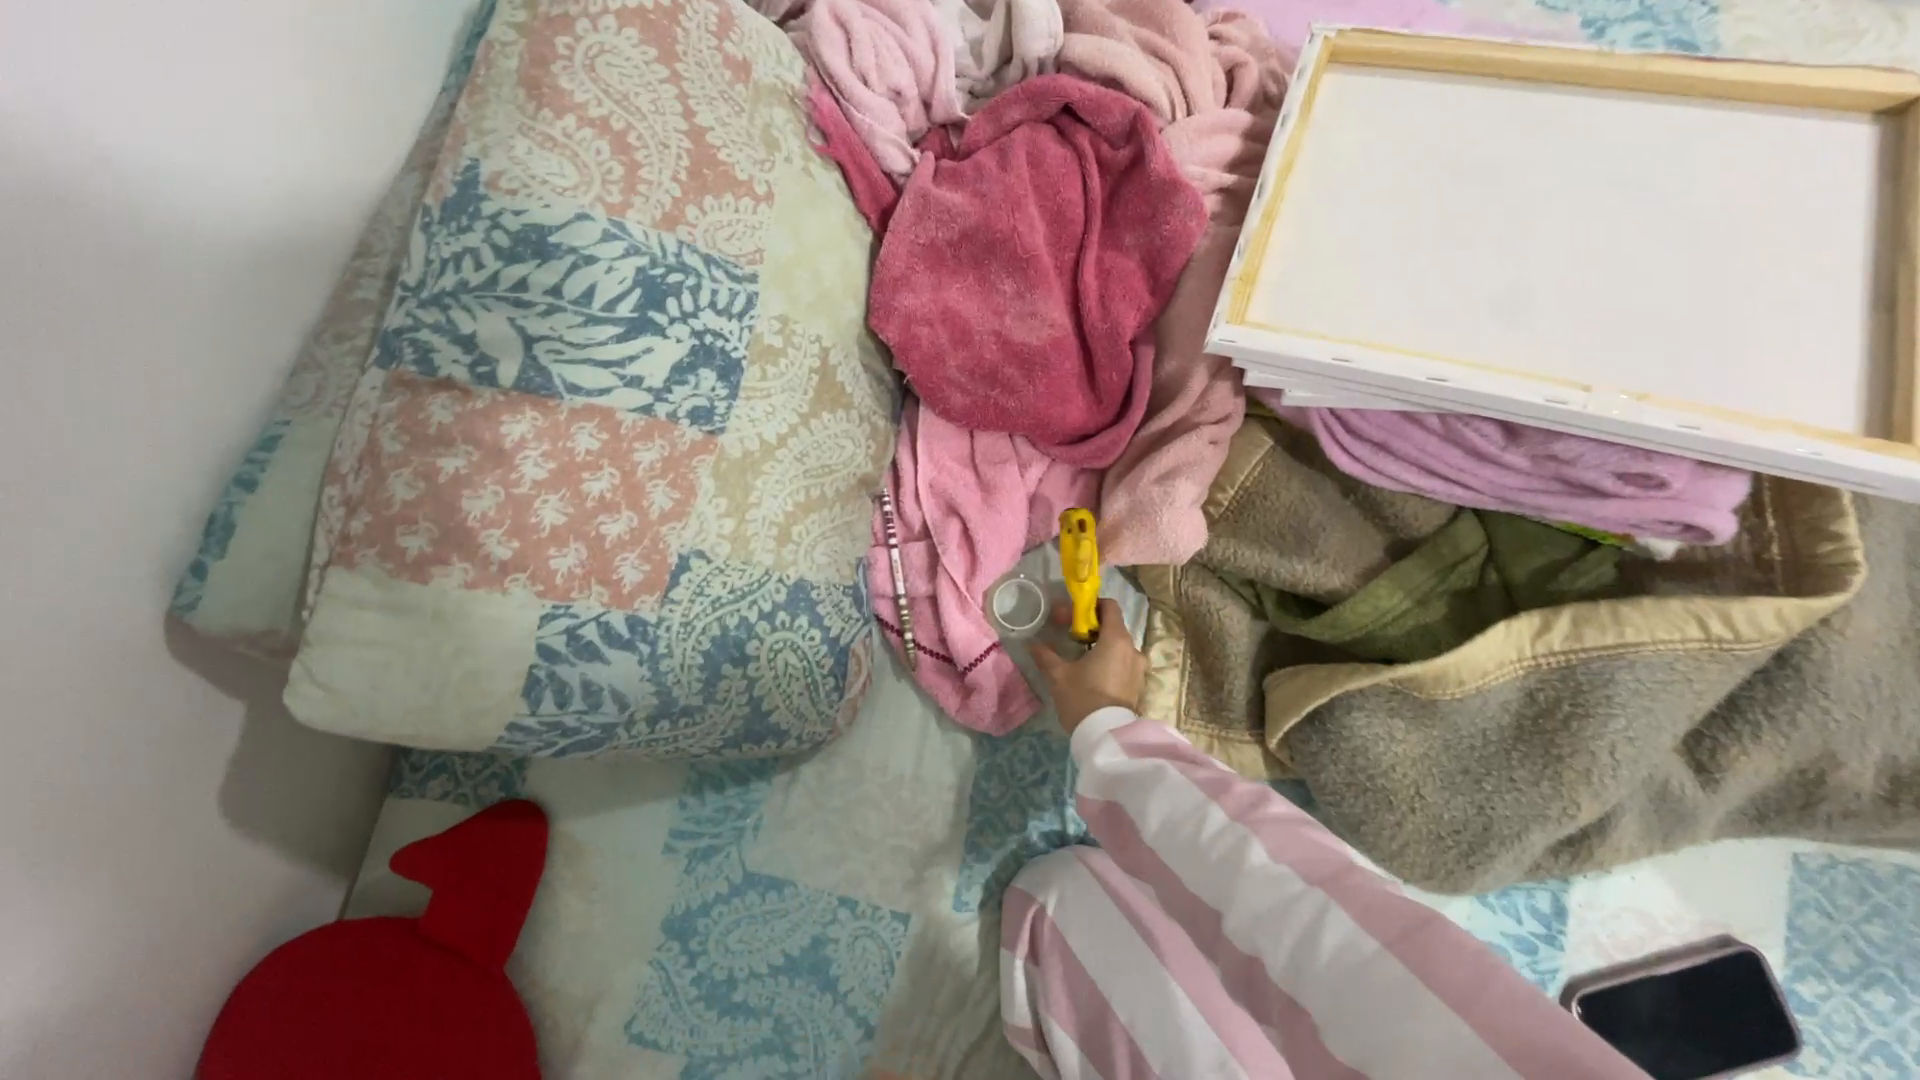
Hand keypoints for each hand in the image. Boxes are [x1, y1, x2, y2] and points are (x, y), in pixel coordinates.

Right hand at [1030, 598, 1145, 736]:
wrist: (1105, 736)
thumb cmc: (1082, 698)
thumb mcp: (1058, 675)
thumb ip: (1045, 654)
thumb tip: (1031, 642)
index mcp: (1116, 639)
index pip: (1110, 606)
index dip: (1091, 606)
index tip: (1072, 616)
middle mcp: (1133, 648)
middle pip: (1114, 626)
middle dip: (1092, 627)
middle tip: (1069, 636)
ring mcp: (1138, 668)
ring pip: (1119, 646)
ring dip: (1101, 645)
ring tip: (1081, 657)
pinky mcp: (1138, 684)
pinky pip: (1124, 662)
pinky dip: (1110, 661)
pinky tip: (1093, 674)